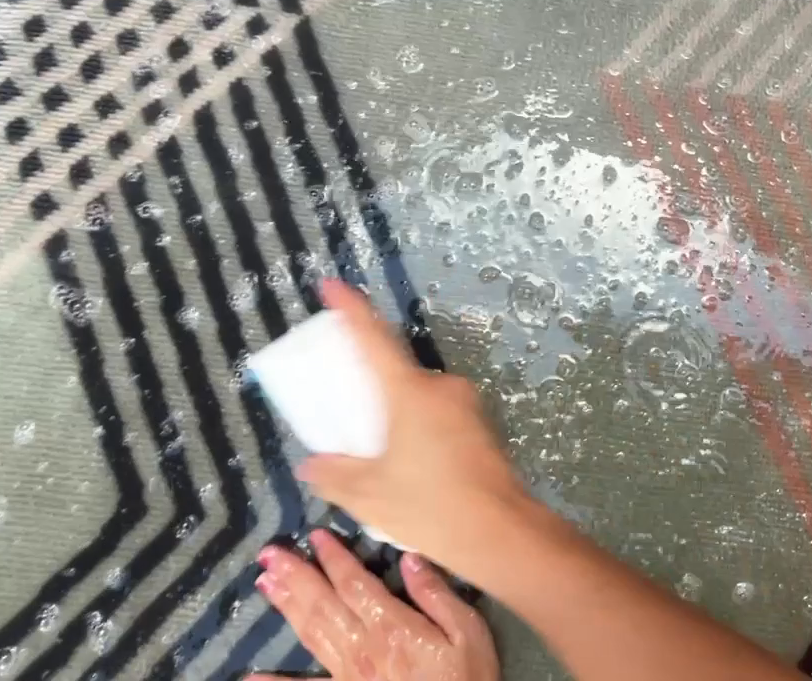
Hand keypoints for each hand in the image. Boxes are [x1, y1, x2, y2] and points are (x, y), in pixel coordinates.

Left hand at [250, 530, 496, 680]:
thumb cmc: (466, 678)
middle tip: (269, 553)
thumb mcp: (467, 631)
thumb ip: (436, 595)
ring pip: (310, 634)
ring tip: (264, 583)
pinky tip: (249, 678)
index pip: (354, 583)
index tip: (315, 534)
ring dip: (286, 606)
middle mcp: (360, 648)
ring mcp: (346, 677)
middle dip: (296, 575)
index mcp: (390, 626)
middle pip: (322, 605)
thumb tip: (409, 557)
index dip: (334, 557)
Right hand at [298, 281, 538, 581]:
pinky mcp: (479, 421)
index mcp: (408, 392)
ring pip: (417, 397)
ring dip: (397, 414)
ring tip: (381, 456)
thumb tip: (314, 463)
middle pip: (395, 374)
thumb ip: (335, 473)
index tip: (334, 285)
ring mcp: (465, 401)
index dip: (351, 310)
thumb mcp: (368, 494)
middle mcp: (440, 386)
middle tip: (351, 421)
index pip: (373, 339)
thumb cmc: (428, 505)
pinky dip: (418, 425)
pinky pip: (437, 412)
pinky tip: (411, 463)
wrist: (496, 527)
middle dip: (371, 391)